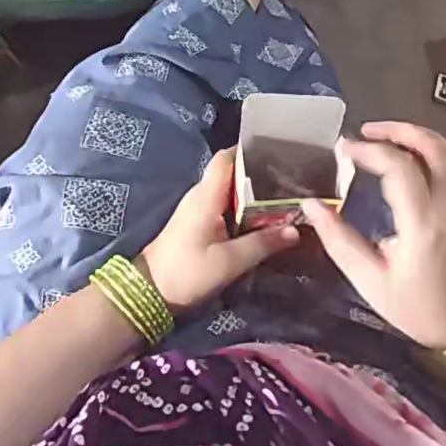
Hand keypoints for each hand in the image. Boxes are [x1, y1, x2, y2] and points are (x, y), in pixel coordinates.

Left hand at [140, 147, 299, 310]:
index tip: (277, 155)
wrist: (150, 293)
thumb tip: (295, 230)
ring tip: (285, 199)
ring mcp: (198, 210)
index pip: (226, 159)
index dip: (249, 152)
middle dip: (259, 176)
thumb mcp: (229, 261)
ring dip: (254, 196)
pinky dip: (244, 210)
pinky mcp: (198, 225)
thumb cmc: (187, 272)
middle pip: (232, 174)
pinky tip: (265, 220)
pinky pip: (225, 208)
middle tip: (291, 182)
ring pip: (230, 192)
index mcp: (206, 196)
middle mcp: (201, 196)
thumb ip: (263, 243)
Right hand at [301, 122, 445, 348]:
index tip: (344, 150)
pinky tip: (401, 154)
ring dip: (416, 136)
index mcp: (421, 227)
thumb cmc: (413, 308)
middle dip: (400, 130)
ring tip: (382, 135)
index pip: (402, 170)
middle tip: (366, 130)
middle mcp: (445, 210)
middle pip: (436, 150)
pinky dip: (426, 149)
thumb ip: (338, 239)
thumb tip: (311, 205)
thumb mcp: (367, 280)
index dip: (371, 151)